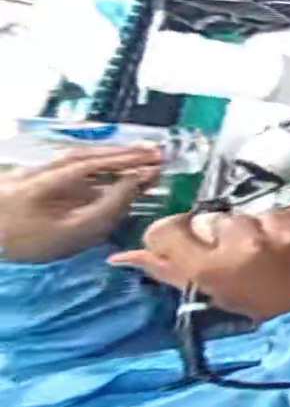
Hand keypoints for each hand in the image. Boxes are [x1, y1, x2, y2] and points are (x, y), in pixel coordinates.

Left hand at [0, 147, 162, 262]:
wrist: (0, 256)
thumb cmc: (46, 244)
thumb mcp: (87, 226)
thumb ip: (119, 199)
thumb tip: (147, 174)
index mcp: (34, 187)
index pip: (86, 165)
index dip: (124, 159)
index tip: (157, 157)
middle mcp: (26, 174)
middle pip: (79, 156)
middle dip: (121, 152)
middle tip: (155, 151)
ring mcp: (25, 176)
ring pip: (73, 158)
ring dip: (111, 156)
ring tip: (143, 154)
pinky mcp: (30, 180)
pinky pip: (68, 166)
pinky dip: (98, 163)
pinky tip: (118, 164)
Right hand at [109, 207, 289, 321]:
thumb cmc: (263, 302)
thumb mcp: (211, 292)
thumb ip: (168, 270)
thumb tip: (125, 254)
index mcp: (211, 265)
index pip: (169, 229)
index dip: (178, 231)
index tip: (191, 236)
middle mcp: (248, 243)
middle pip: (218, 219)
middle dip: (227, 232)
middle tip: (246, 251)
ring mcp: (289, 231)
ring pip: (260, 212)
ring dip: (265, 226)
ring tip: (277, 246)